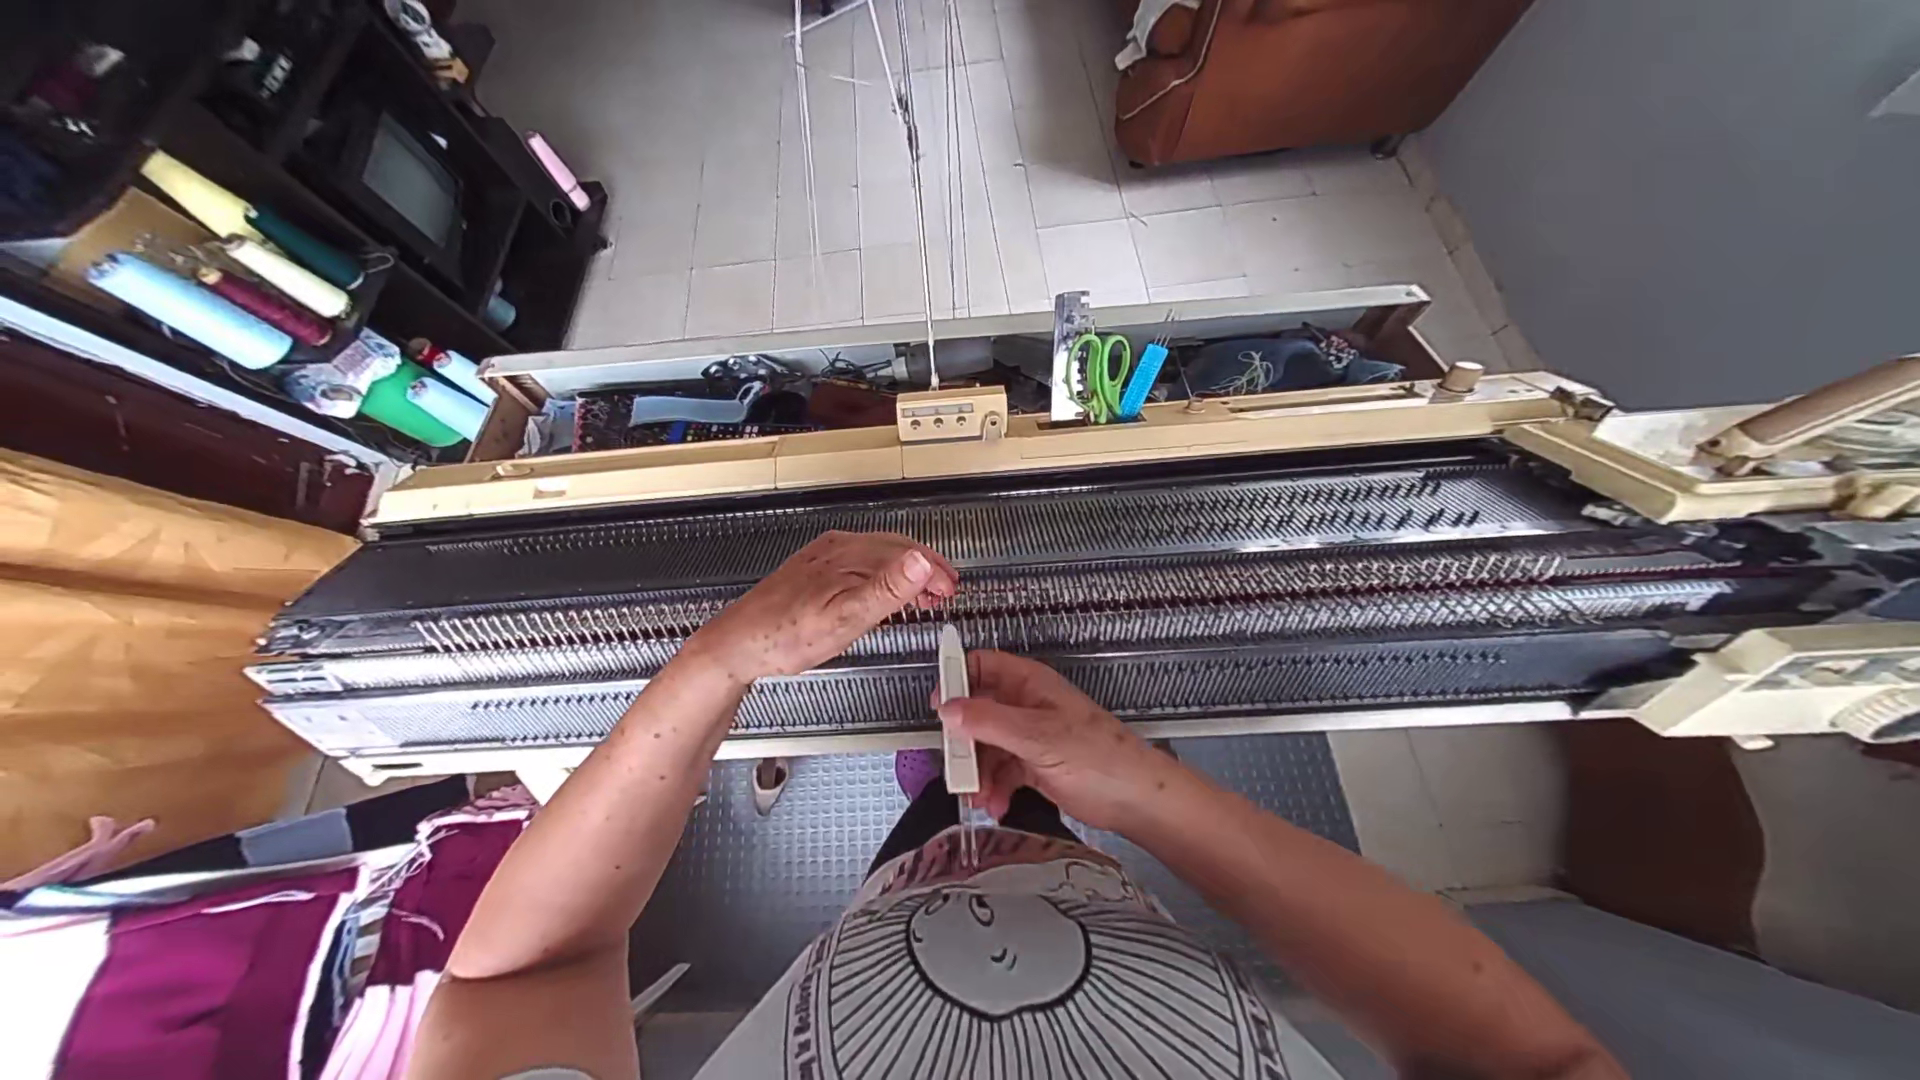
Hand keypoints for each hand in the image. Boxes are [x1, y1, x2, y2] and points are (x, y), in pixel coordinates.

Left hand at [684, 531, 957, 683]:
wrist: (736, 645)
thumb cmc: (783, 636)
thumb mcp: (845, 617)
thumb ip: (888, 589)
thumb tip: (922, 562)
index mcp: (848, 555)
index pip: (907, 553)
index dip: (934, 571)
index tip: (950, 589)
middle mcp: (836, 550)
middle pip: (894, 550)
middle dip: (924, 569)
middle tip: (944, 590)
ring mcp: (823, 559)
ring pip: (877, 556)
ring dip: (905, 572)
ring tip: (921, 593)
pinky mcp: (813, 573)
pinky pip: (858, 564)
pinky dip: (882, 576)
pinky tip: (880, 591)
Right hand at [939, 650, 1176, 831]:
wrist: (1136, 799)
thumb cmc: (1096, 756)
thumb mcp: (1038, 737)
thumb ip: (990, 721)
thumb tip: (946, 709)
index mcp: (1028, 683)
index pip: (981, 666)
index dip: (956, 680)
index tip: (938, 707)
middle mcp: (1025, 705)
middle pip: (977, 711)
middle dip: (965, 741)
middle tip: (957, 766)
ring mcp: (1029, 736)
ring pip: (986, 746)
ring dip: (979, 772)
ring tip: (980, 797)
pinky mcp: (1034, 764)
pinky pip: (1001, 771)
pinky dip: (994, 788)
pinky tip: (996, 805)